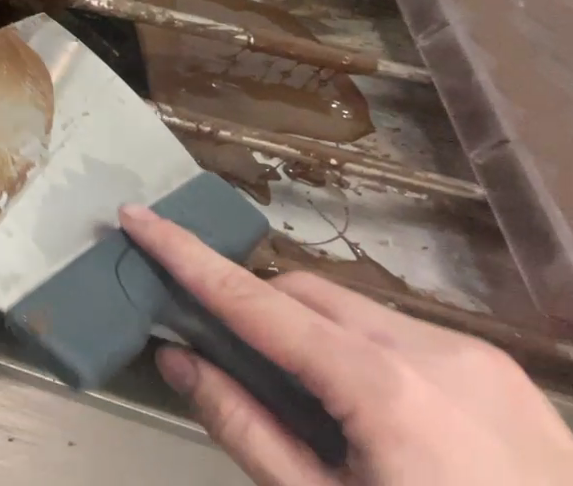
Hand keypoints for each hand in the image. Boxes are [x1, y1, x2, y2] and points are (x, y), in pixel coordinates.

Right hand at [120, 204, 572, 485]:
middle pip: (303, 293)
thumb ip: (242, 426)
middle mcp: (431, 352)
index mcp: (381, 387)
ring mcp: (479, 361)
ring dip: (309, 330)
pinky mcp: (509, 378)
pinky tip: (374, 413)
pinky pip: (403, 336)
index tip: (135, 217)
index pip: (252, 299)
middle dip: (254, 307)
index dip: (184, 255)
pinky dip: (360, 350)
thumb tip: (175, 356)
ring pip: (353, 310)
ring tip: (312, 400)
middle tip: (226, 356)